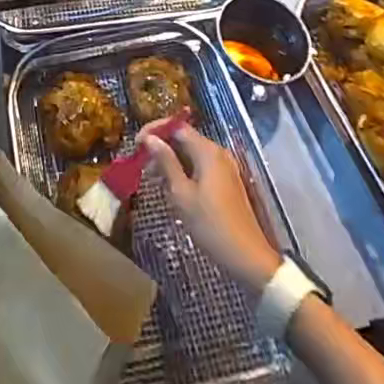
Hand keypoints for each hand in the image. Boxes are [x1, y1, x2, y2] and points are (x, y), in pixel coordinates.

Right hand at [141, 122, 282, 290]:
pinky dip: (184, 169)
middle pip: (185, 137)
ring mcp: (225, 167)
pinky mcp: (226, 181)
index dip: (154, 130)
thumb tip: (150, 139)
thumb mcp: (181, 194)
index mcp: (207, 151)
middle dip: (161, 145)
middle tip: (140, 161)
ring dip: (171, 159)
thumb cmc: (210, 225)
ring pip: (192, 153)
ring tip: (152, 175)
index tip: (136, 143)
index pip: (177, 126)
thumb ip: (166, 162)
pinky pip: (200, 165)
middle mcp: (218, 152)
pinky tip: (171, 185)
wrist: (247, 257)